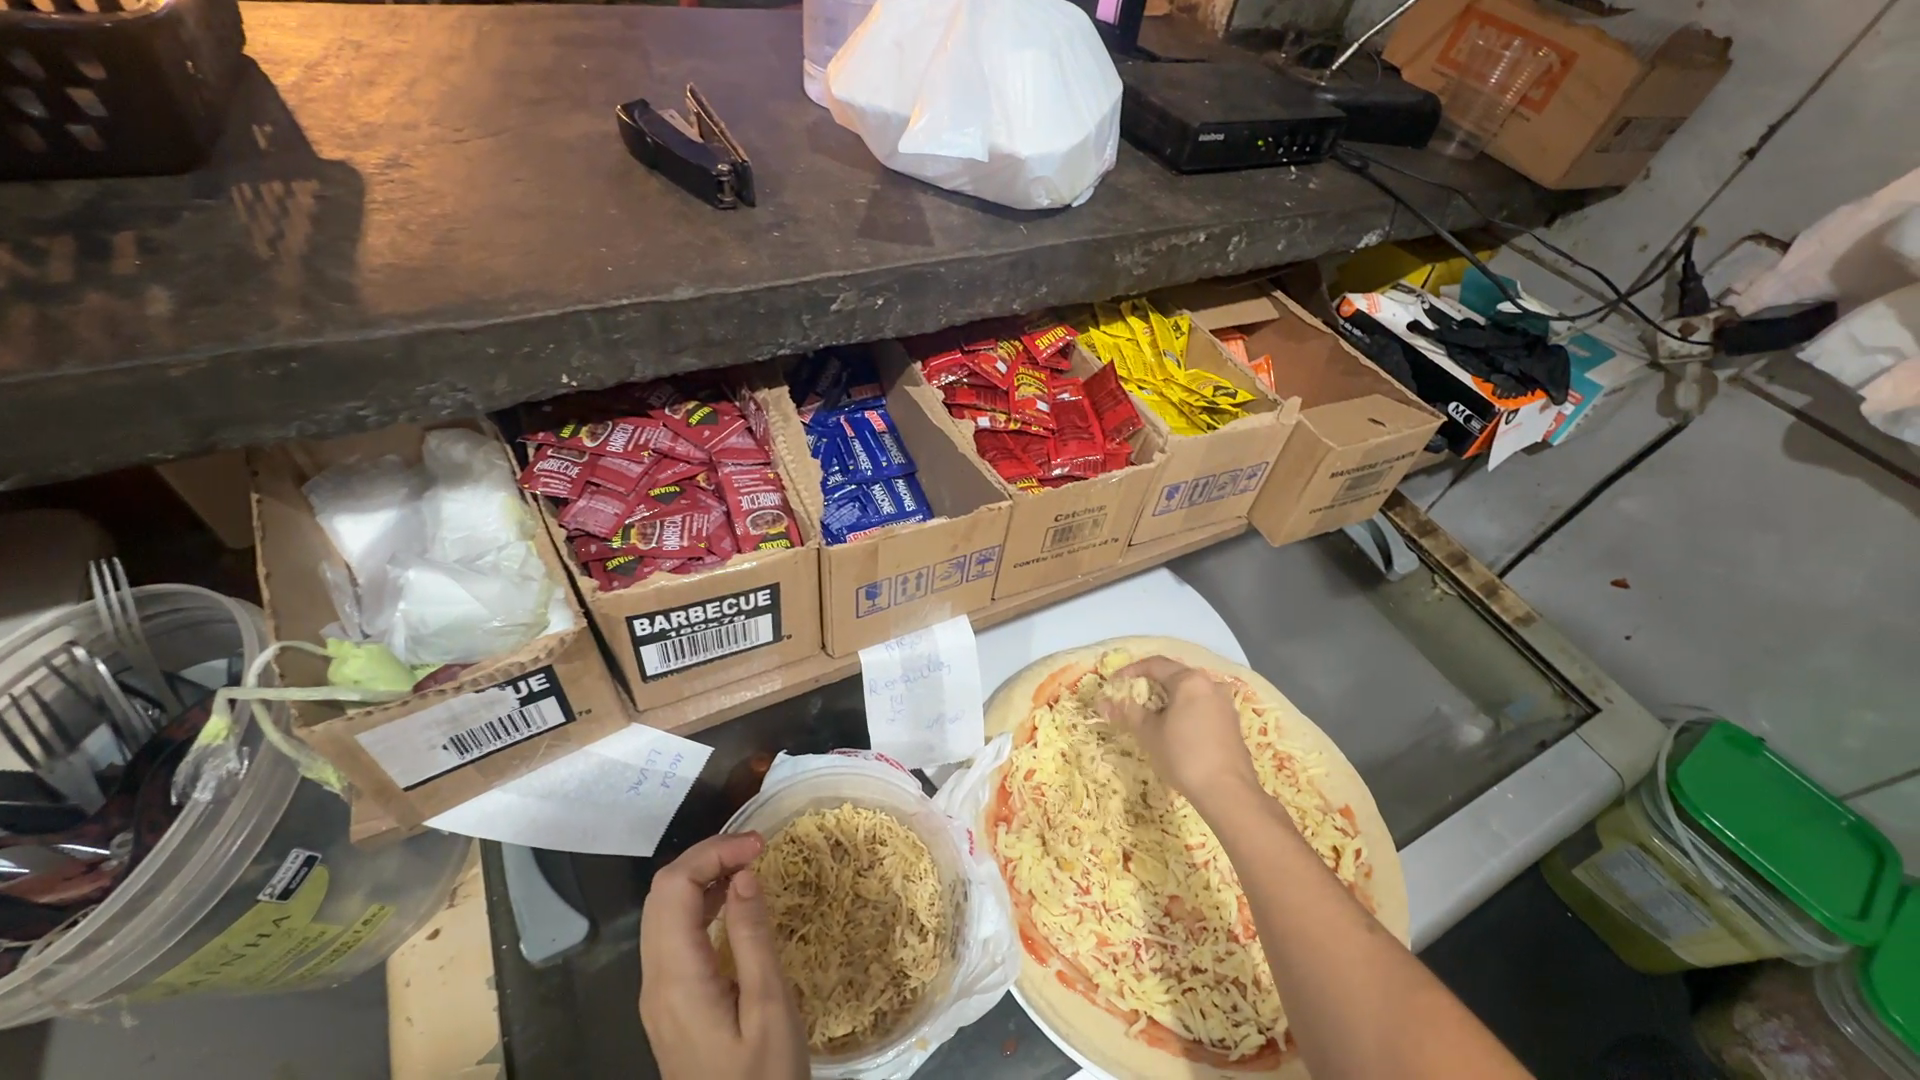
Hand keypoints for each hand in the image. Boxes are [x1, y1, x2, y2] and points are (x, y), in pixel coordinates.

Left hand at [639, 833, 806, 1079]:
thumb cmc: (764, 1078)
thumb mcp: (770, 1009)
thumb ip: (753, 938)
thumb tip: (743, 874)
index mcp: (676, 979)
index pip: (673, 888)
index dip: (713, 853)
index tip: (760, 844)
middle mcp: (655, 980)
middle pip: (662, 894)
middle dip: (706, 857)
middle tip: (757, 849)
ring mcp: (659, 993)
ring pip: (664, 912)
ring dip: (702, 877)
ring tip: (750, 866)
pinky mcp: (671, 1003)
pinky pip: (674, 936)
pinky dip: (701, 905)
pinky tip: (734, 903)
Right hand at [1098, 656, 1259, 803]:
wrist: (1228, 792)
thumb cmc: (1183, 756)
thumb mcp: (1149, 733)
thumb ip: (1127, 712)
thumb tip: (1103, 702)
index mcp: (1190, 681)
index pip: (1155, 665)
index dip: (1130, 671)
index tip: (1114, 684)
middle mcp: (1211, 685)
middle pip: (1174, 677)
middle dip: (1150, 686)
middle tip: (1131, 701)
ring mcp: (1225, 704)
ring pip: (1190, 693)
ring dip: (1168, 700)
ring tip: (1151, 718)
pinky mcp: (1231, 723)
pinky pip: (1202, 707)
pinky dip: (1184, 712)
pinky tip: (1175, 731)